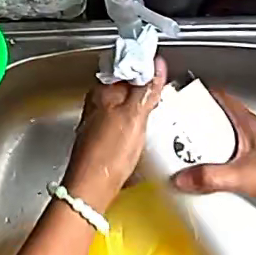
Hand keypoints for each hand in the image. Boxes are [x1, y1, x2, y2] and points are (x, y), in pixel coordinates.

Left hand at [63, 58, 167, 210]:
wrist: (91, 189)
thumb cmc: (108, 153)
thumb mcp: (135, 116)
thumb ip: (146, 90)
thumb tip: (157, 65)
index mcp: (101, 91)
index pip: (126, 67)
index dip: (146, 70)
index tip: (162, 76)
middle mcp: (96, 103)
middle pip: (126, 87)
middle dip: (145, 90)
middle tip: (163, 97)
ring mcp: (99, 121)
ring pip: (125, 105)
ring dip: (142, 108)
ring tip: (158, 114)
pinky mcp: (103, 139)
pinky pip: (124, 122)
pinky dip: (136, 124)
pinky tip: (145, 133)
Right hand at [172, 90, 255, 236]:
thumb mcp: (249, 178)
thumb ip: (214, 177)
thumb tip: (184, 177)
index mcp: (255, 128)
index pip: (224, 101)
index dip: (202, 96)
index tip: (181, 100)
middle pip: (222, 128)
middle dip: (199, 132)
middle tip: (177, 140)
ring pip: (229, 152)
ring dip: (211, 157)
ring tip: (191, 167)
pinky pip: (236, 174)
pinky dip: (222, 179)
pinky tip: (215, 191)